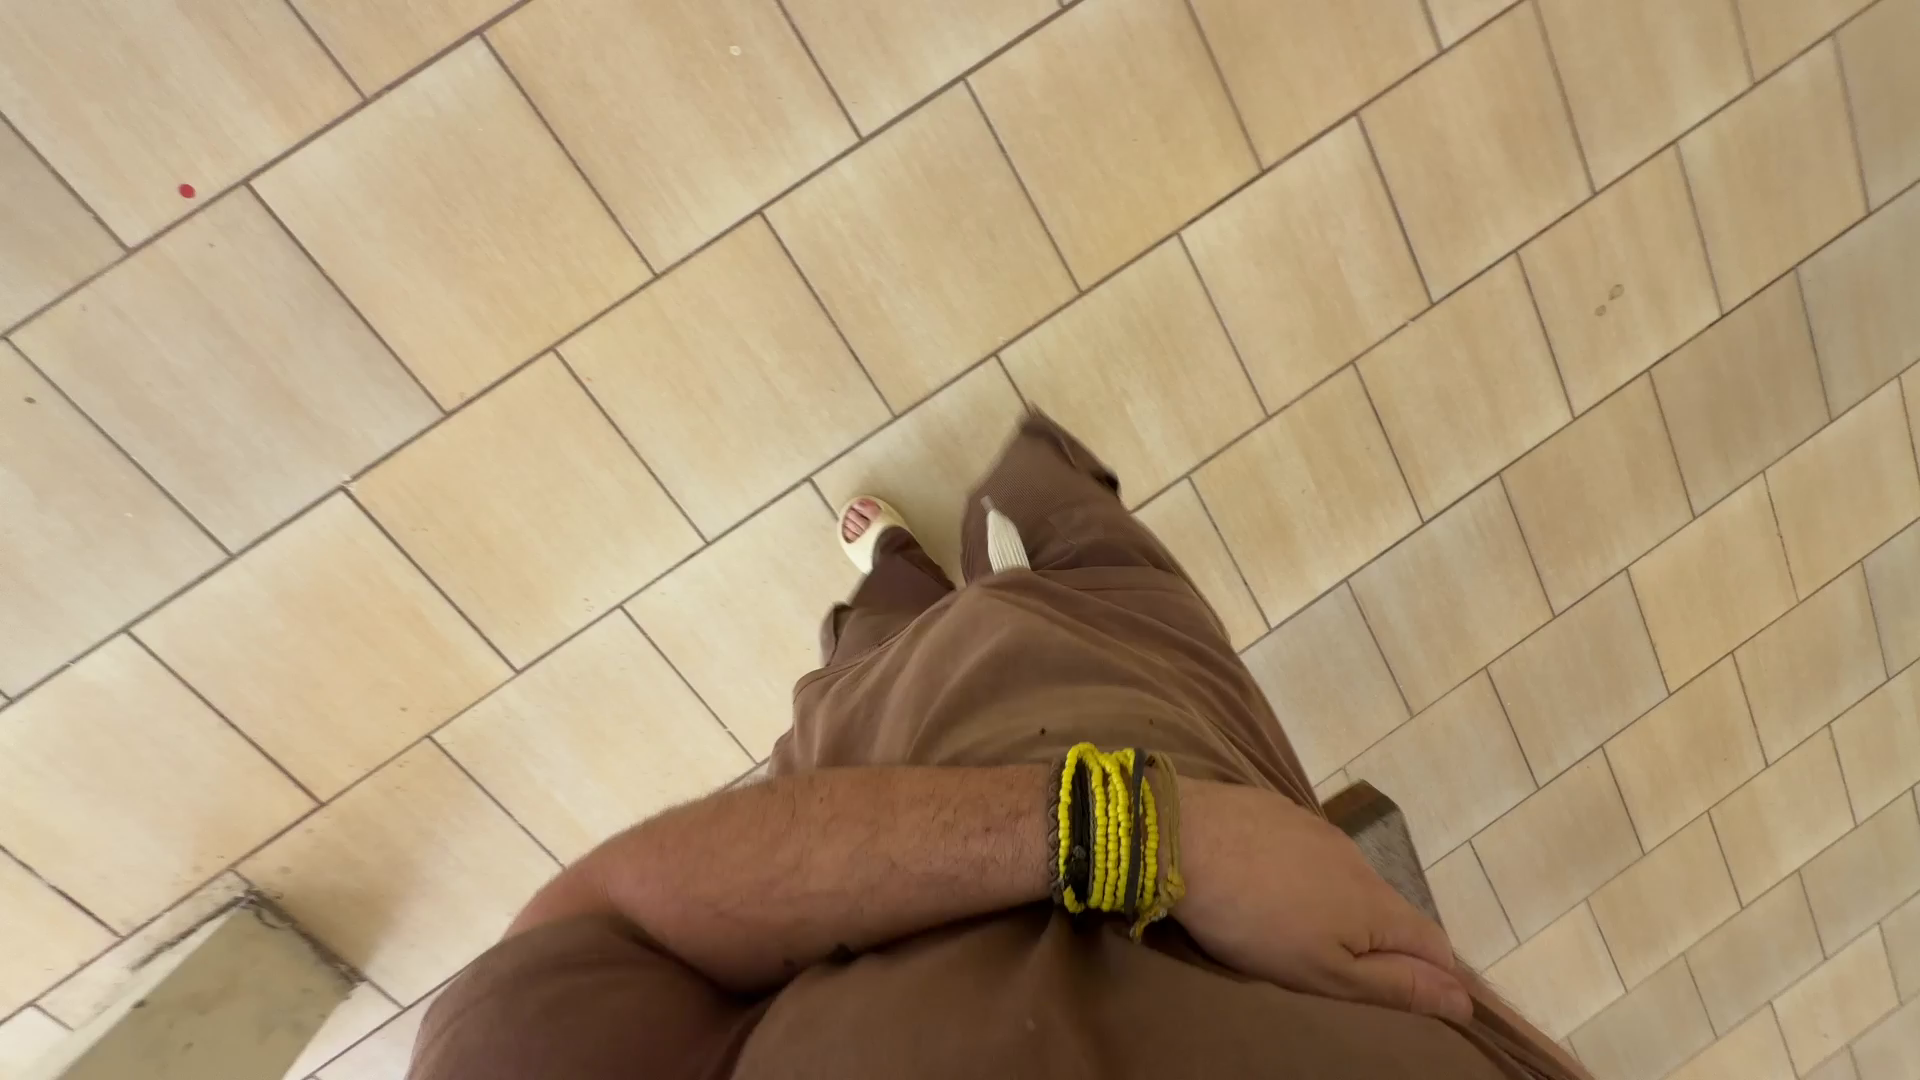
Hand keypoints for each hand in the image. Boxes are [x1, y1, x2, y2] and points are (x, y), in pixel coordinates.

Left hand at [1173, 779, 1472, 1022]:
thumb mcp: (1325, 972)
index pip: (1433, 943)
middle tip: (1320, 957)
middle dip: (1370, 936)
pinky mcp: (1271, 805)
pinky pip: (1300, 843)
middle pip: (1384, 905)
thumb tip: (1465, 999)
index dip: (1429, 973)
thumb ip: (1397, 985)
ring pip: (1340, 872)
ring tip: (1283, 917)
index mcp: (1374, 900)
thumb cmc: (1250, 918)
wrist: (1177, 836)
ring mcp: (1310, 823)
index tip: (1399, 990)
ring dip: (1329, 898)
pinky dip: (1293, 865)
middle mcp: (1353, 854)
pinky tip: (1258, 875)